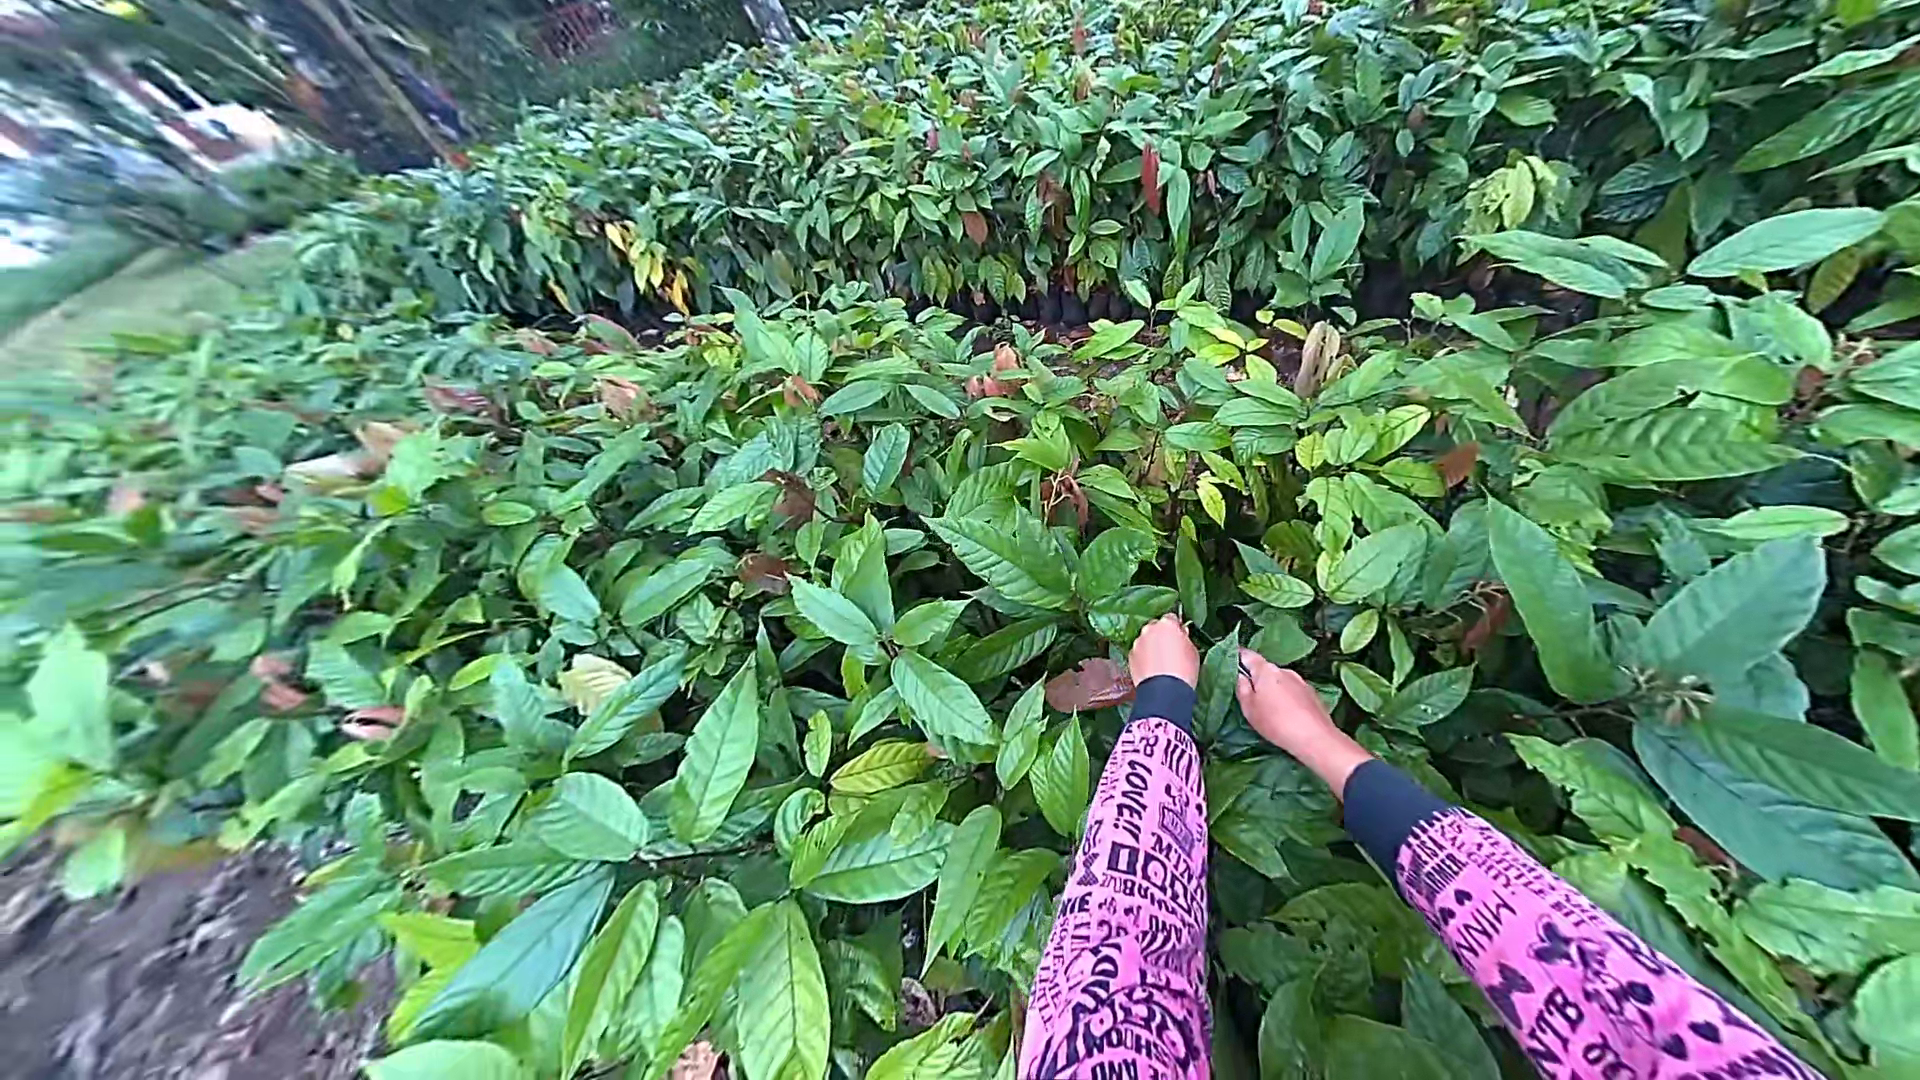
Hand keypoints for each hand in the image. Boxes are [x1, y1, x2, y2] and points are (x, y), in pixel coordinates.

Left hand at [1129, 614, 1199, 686]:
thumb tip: (1180, 635)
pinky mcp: (1130, 655)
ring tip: (1160, 662)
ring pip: (1145, 640)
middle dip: (1161, 635)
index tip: (1179, 635)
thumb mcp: (1192, 651)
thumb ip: (1185, 638)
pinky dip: (1143, 657)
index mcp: (1166, 624)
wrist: (1165, 691)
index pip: (1171, 618)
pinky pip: (1138, 652)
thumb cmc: (1184, 670)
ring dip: (1151, 646)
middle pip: (1155, 628)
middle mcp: (1148, 629)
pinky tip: (1151, 668)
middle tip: (1169, 649)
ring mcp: (1137, 642)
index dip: (1175, 627)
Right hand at [1237, 649, 1374, 796]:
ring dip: (1272, 689)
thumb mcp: (1249, 708)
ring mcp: (1301, 682)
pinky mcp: (1313, 695)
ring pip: (1279, 680)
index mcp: (1266, 670)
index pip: (1246, 654)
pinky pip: (1293, 691)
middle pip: (1264, 669)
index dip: (1236, 657)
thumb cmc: (1276, 722)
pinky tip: (1286, 714)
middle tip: (1249, 696)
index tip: (1230, 665)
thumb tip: (1240, 676)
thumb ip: (1241, 688)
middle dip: (1256, 678)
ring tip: (1269, 708)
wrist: (1316, 739)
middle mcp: (1284, 670)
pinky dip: (1286, 698)